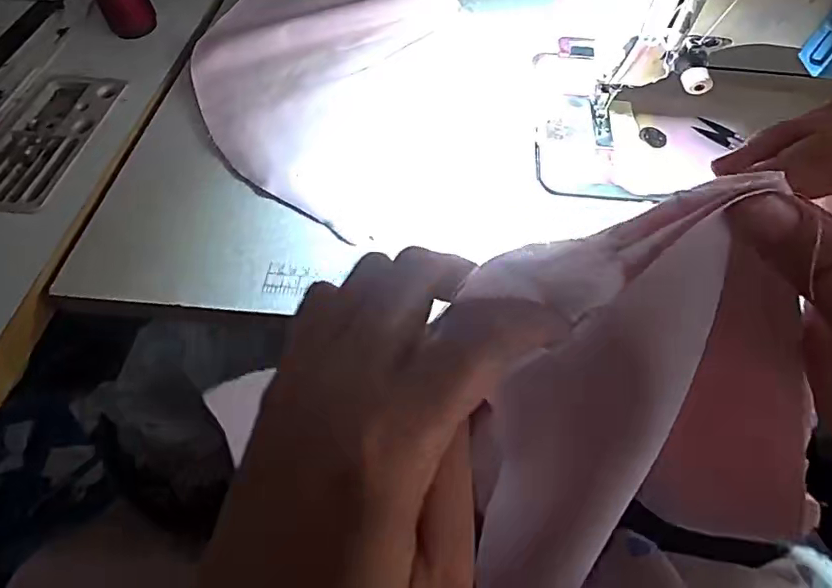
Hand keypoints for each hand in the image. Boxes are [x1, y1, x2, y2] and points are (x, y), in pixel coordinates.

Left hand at [198, 248, 565, 587]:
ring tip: (439, 317)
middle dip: (462, 275)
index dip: (523, 318)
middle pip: (408, 274)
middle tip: (490, 313)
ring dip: (411, 281)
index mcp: (390, 437)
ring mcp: (300, 369)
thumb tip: (476, 389)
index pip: (469, 338)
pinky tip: (378, 335)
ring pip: (364, 274)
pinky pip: (322, 298)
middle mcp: (340, 379)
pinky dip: (360, 296)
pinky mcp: (276, 376)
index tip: (555, 325)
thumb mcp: (439, 574)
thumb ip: (460, 472)